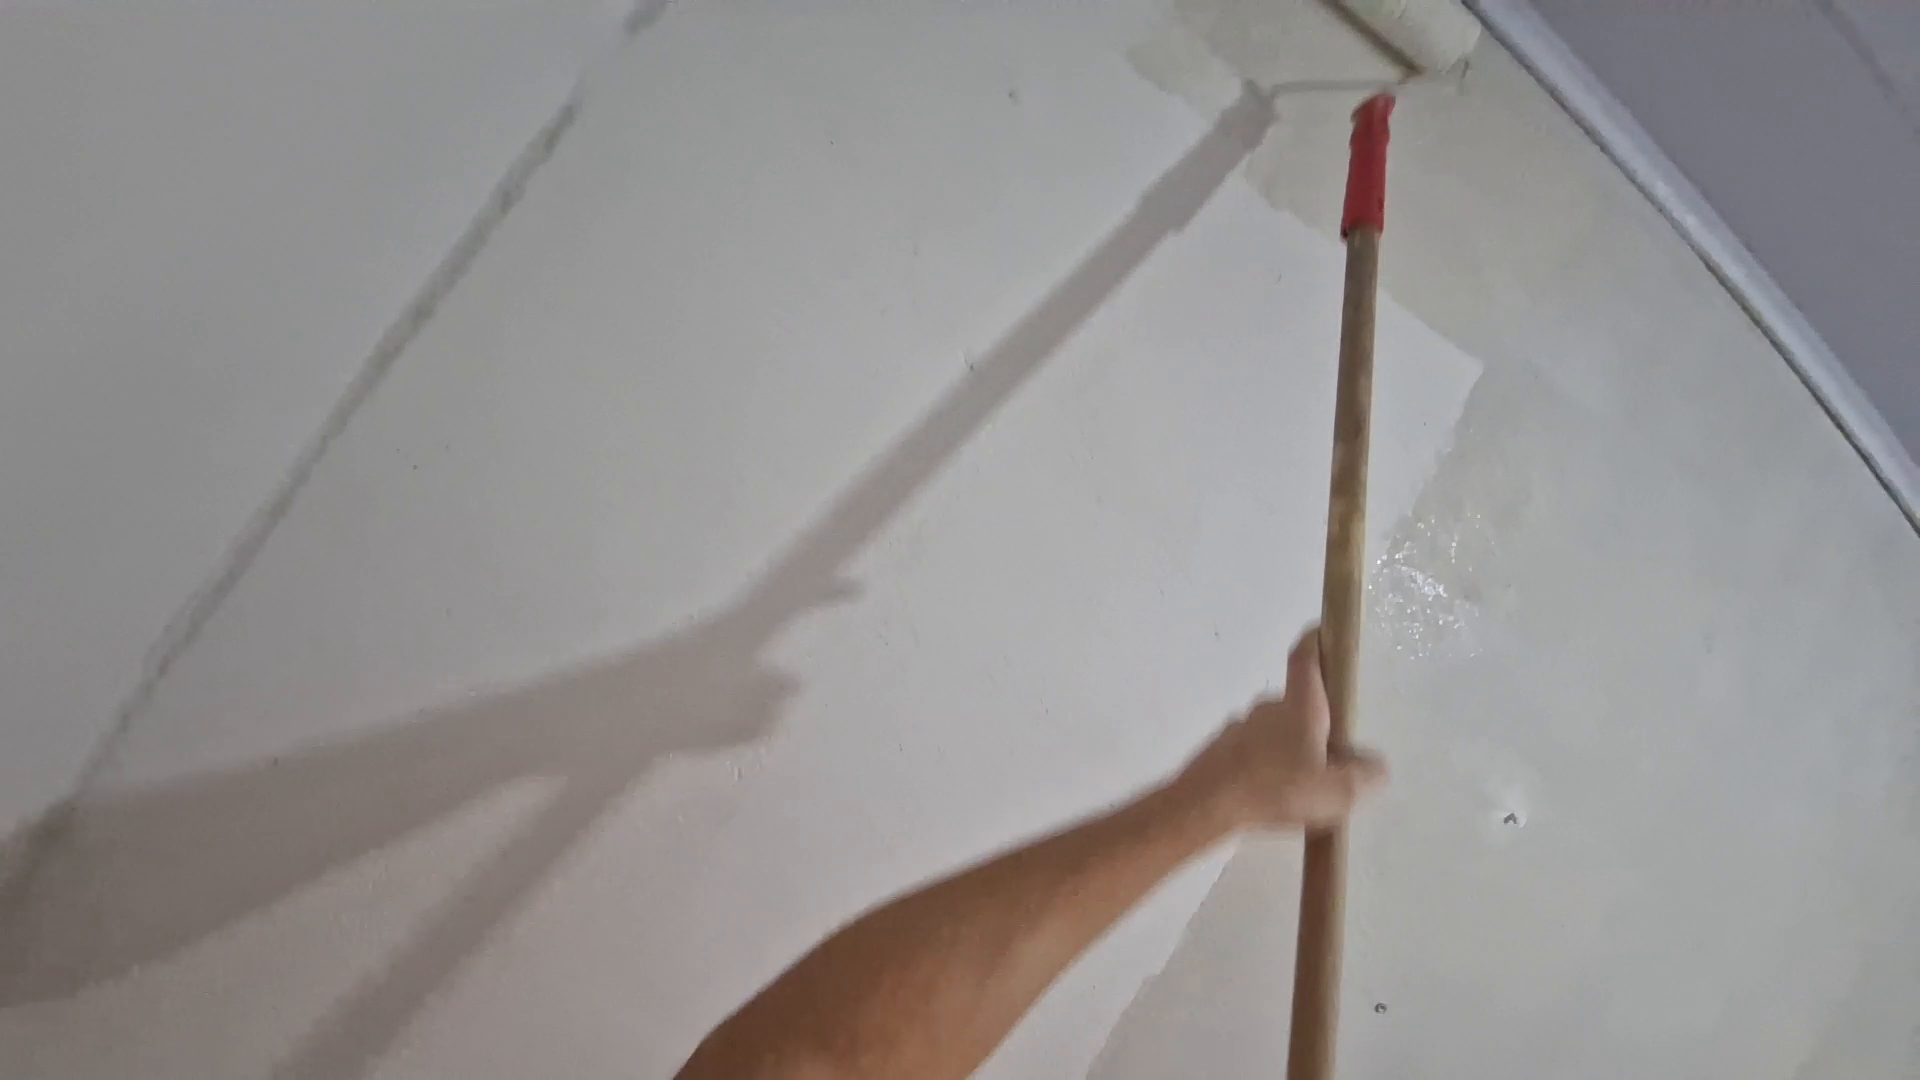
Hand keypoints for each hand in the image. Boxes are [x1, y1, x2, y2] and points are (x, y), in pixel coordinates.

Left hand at [1179, 627, 1387, 829]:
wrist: (1206, 802)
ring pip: (1276, 732)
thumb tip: (1373, 765)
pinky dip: (1267, 768)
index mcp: (1298, 708)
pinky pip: (1255, 752)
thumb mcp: (1337, 791)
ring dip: (1291, 751)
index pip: (1306, 661)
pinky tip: (1273, 798)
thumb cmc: (1276, 789)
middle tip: (1334, 760)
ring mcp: (1239, 727)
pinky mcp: (1222, 749)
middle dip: (1317, 726)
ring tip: (1303, 791)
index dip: (1316, 642)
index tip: (1323, 631)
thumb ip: (1363, 775)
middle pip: (1298, 706)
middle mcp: (1266, 709)